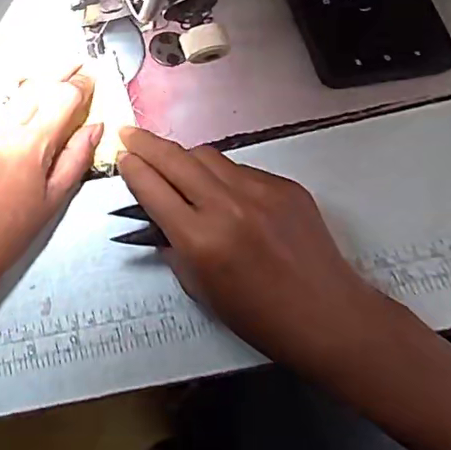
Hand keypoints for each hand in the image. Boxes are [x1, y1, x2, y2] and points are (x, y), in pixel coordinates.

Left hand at [0, 68, 101, 324]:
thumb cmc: (7, 233)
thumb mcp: (53, 200)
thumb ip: (77, 157)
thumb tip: (95, 126)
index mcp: (29, 143)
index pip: (63, 96)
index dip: (82, 84)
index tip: (94, 77)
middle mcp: (2, 123)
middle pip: (38, 81)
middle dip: (62, 70)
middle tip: (80, 63)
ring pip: (15, 84)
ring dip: (38, 75)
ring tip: (57, 70)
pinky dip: (15, 88)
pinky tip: (26, 90)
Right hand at [115, 126, 408, 376]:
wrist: (328, 315)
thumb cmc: (259, 316)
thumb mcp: (202, 289)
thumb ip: (175, 248)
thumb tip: (160, 219)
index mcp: (202, 240)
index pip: (154, 189)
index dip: (133, 169)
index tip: (122, 157)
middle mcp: (228, 207)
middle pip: (176, 159)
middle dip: (147, 143)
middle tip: (129, 134)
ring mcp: (260, 191)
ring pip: (209, 156)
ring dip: (184, 157)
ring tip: (173, 163)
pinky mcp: (285, 185)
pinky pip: (241, 169)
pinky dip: (223, 175)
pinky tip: (224, 191)